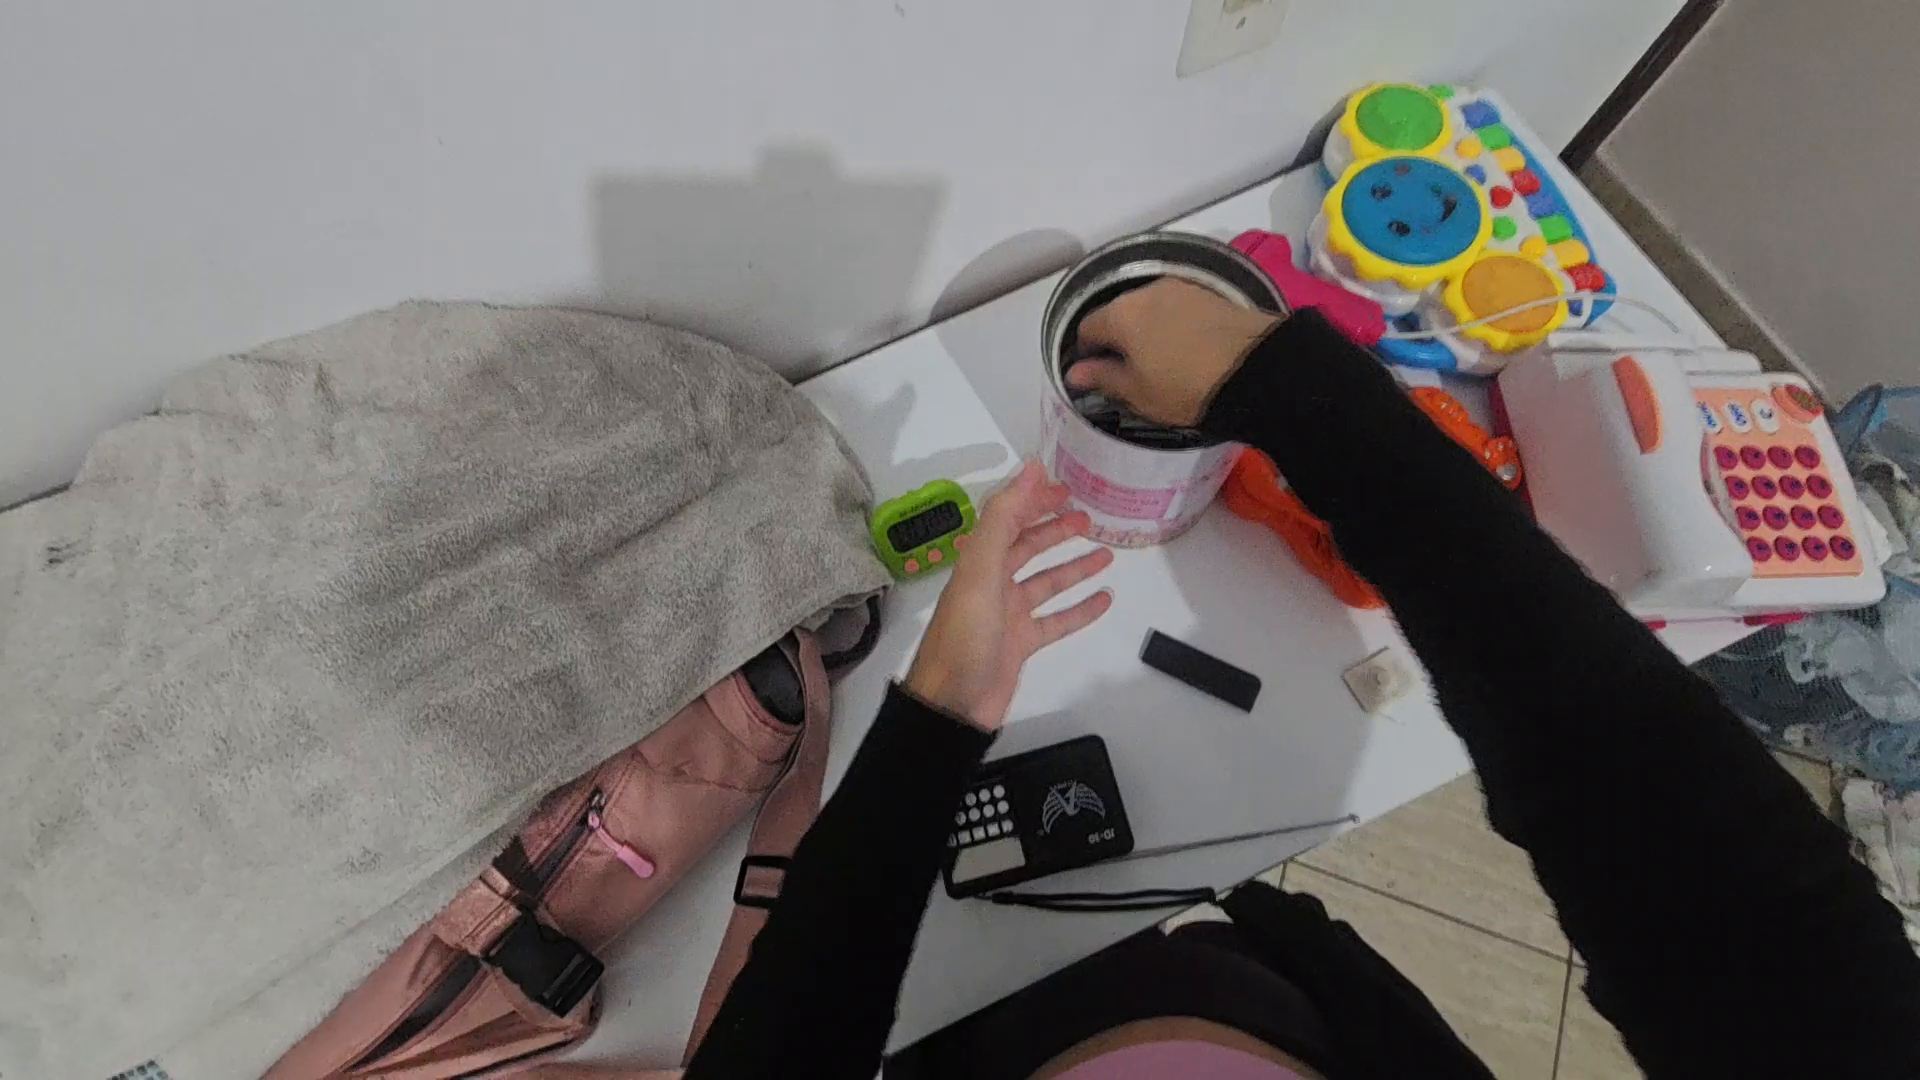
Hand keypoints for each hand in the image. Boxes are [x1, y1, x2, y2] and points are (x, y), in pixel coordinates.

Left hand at [903, 462, 1114, 730]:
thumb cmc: (965, 636)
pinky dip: (1079, 610)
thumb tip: (1028, 469)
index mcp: (978, 562)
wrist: (953, 705)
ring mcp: (1008, 615)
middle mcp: (992, 583)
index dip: (1032, 500)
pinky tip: (1104, 599)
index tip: (1063, 485)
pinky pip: (1056, 621)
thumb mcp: (981, 571)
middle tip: (1088, 517)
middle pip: (1027, 547)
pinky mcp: (1021, 644)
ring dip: (1074, 567)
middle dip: (1055, 530)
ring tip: (1106, 553)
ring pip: (1046, 583)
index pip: (1006, 519)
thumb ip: (1002, 519)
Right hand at [1065, 278, 1280, 426]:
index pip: (1086, 328)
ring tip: (1157, 359)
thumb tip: (1073, 372)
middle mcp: (1145, 291)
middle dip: (1116, 338)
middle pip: (1117, 313)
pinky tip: (1181, 347)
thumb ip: (1102, 377)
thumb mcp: (1136, 391)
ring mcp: (1179, 287)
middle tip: (1127, 370)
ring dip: (1144, 329)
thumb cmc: (1184, 386)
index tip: (1098, 375)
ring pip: (1147, 308)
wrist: (1255, 369)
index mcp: (1119, 314)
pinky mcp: (1208, 292)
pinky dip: (1169, 324)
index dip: (1086, 353)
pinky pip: (1174, 307)